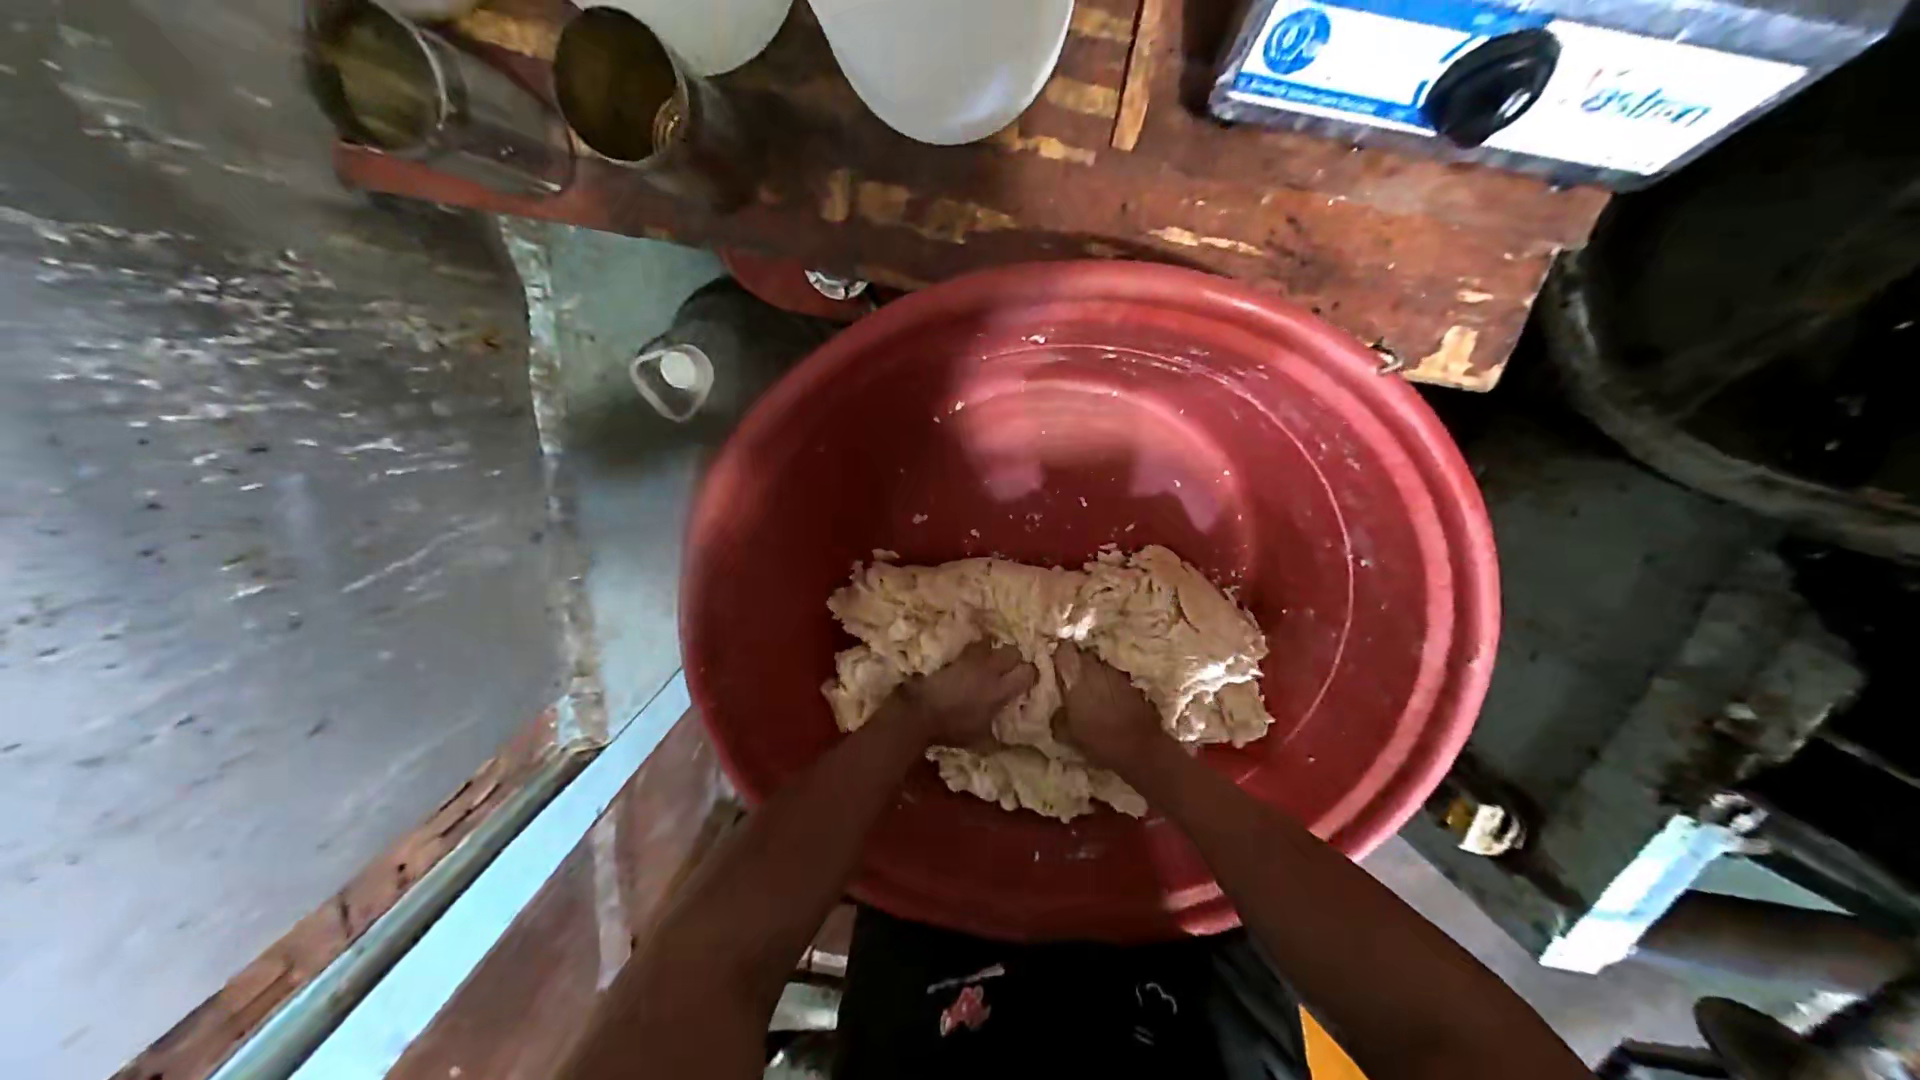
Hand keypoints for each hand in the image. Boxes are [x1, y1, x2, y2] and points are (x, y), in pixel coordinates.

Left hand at [886, 643, 1035, 747]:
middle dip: (1014, 659)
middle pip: (1013, 651)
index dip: (1030, 675)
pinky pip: (971, 647)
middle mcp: (989, 670)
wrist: (920, 712)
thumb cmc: (952, 728)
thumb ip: (997, 738)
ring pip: (991, 644)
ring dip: (993, 652)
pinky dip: (975, 652)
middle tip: (1009, 671)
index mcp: (1000, 691)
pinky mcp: (954, 656)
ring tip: (989, 664)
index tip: (1026, 682)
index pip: (1028, 672)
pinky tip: (971, 663)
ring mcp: (971, 660)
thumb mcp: (979, 739)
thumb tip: (1010, 745)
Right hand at [1052, 644, 1165, 771]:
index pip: (1064, 651)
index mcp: (1077, 676)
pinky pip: (1117, 679)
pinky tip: (1111, 704)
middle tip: (1073, 683)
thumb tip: (1057, 711)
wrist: (1141, 749)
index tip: (1056, 668)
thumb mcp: (1068, 734)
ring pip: (1102, 667)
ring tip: (1093, 695)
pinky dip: (1112, 687)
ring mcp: (1118, 675)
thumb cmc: (1099, 740)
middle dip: (1078, 665)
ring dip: (1096, 676)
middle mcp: (1097, 669)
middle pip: (1084, 656)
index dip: (1059, 657)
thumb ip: (1058, 716)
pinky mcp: (1134, 685)